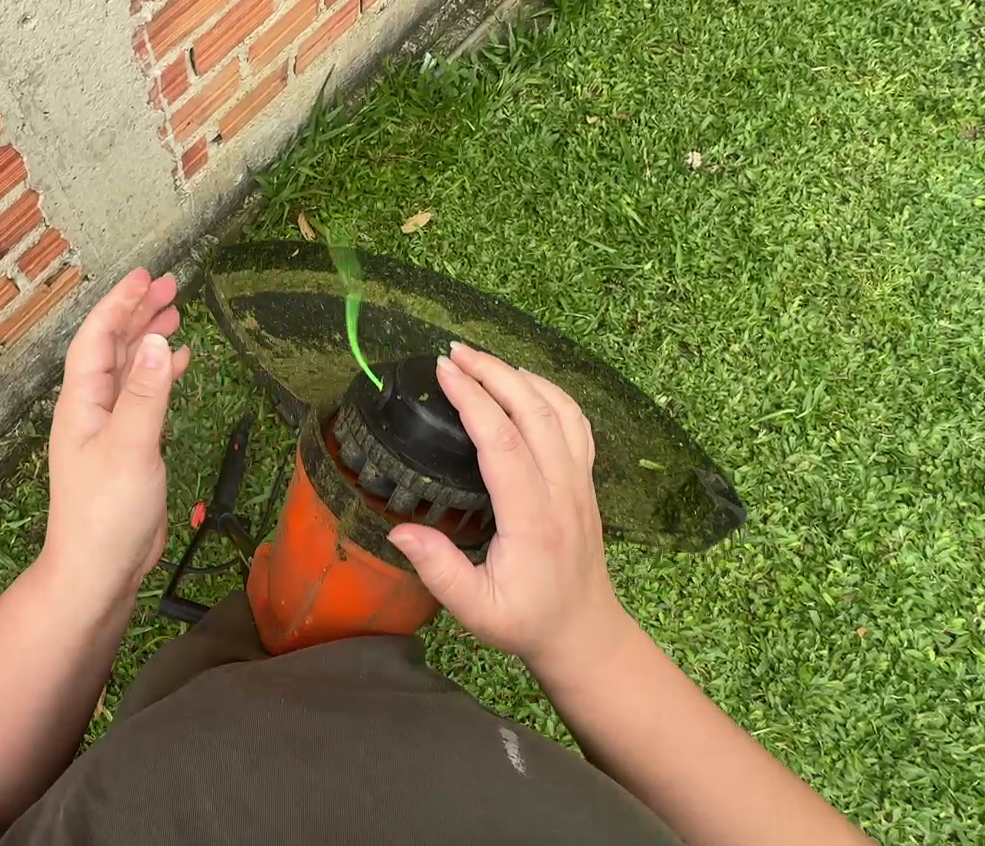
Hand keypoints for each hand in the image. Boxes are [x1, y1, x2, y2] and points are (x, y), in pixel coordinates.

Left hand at [43, 269, 190, 599]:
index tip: (146, 276)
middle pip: (113, 346)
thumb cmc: (107, 512)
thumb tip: (156, 339)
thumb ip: (145, 395)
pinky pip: (143, 395)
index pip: (97, 338)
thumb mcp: (130, 449)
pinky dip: (159, 373)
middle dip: (138, 312)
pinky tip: (178, 359)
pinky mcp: (129, 444)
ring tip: (176, 310)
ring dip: (148, 337)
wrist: (98, 571)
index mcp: (82, 402)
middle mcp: (92, 407)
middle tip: (170, 283)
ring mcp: (110, 426)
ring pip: (128, 368)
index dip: (119, 304)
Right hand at [386, 343, 635, 687]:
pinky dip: (550, 390)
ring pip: (559, 410)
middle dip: (492, 373)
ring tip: (480, 359)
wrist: (585, 632)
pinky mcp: (584, 479)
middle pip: (533, 411)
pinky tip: (523, 382)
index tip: (443, 371)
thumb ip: (439, 571)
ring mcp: (579, 481)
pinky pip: (575, 421)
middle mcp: (561, 490)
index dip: (472, 399)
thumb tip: (399, 530)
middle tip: (453, 352)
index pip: (503, 442)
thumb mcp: (476, 610)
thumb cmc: (526, 620)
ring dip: (519, 376)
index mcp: (532, 518)